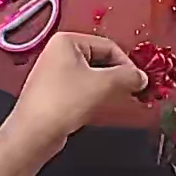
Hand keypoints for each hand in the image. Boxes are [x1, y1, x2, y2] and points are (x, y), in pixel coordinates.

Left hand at [2, 33, 146, 152]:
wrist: (33, 134)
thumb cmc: (64, 102)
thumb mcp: (103, 84)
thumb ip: (128, 76)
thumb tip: (142, 77)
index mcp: (67, 41)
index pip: (109, 46)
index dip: (127, 64)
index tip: (139, 81)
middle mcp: (58, 51)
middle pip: (101, 59)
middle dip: (118, 75)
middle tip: (132, 90)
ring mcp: (54, 71)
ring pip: (92, 74)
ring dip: (108, 85)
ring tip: (118, 99)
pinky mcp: (54, 90)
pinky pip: (82, 86)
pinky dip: (95, 94)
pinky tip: (99, 105)